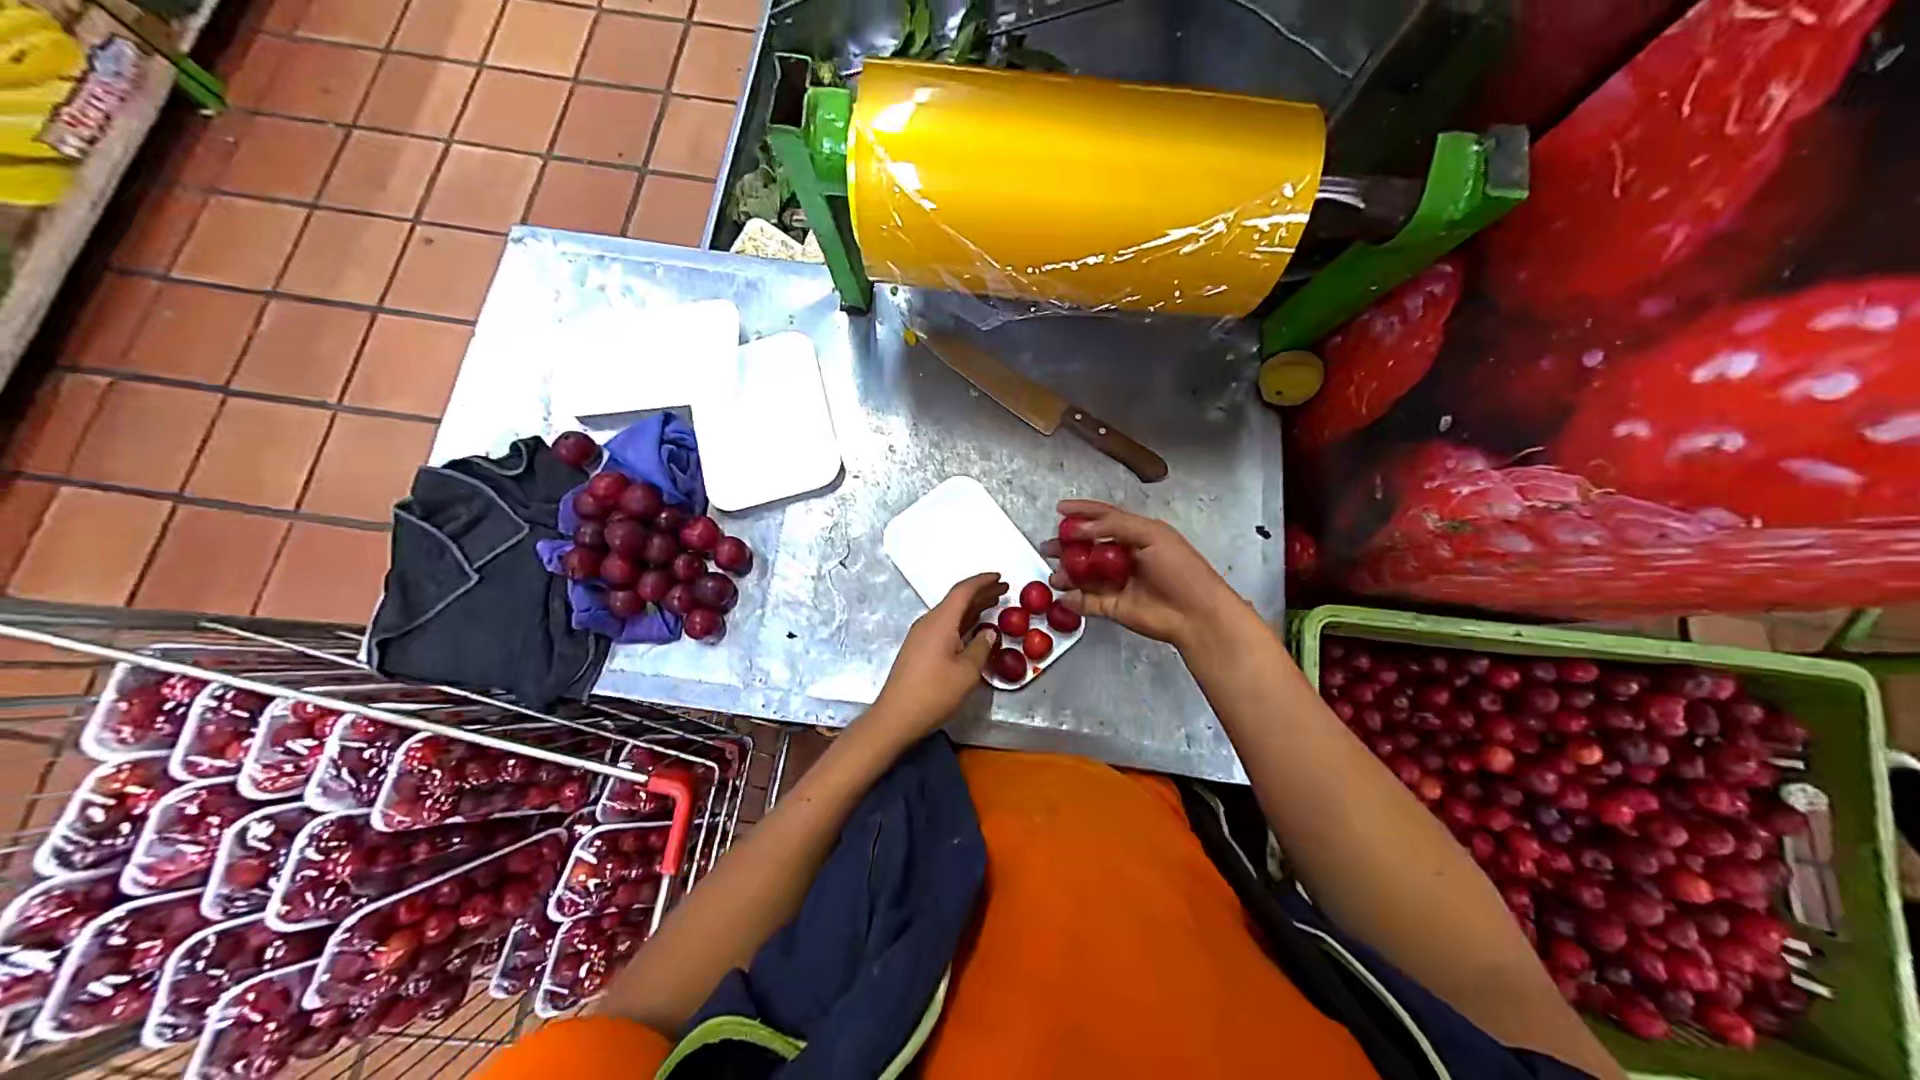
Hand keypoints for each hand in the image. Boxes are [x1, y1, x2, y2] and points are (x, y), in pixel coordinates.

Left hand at [867, 573, 1005, 742]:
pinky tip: (973, 628)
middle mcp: (928, 623)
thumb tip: (989, 632)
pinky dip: (962, 622)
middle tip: (1003, 589)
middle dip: (980, 593)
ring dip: (972, 608)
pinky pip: (944, 626)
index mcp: (940, 621)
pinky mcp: (918, 649)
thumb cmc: (934, 693)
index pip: (963, 591)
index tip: (1000, 577)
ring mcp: (921, 636)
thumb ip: (981, 647)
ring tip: (993, 604)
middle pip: (956, 600)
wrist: (896, 716)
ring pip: (950, 614)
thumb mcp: (967, 672)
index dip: (982, 582)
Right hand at [1046, 500, 1251, 650]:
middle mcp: (1126, 557)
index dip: (1082, 512)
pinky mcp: (1114, 607)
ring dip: (1068, 572)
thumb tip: (1081, 526)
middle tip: (1049, 545)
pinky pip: (1087, 602)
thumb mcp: (1152, 535)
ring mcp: (1119, 583)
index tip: (1061, 509)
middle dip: (1067, 545)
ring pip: (1085, 574)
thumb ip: (1115, 526)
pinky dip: (1074, 599)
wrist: (1197, 615)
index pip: (1105, 518)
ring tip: (1056, 573)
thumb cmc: (1184, 571)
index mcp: (1138, 535)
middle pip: (1089, 547)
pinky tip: (1064, 595)